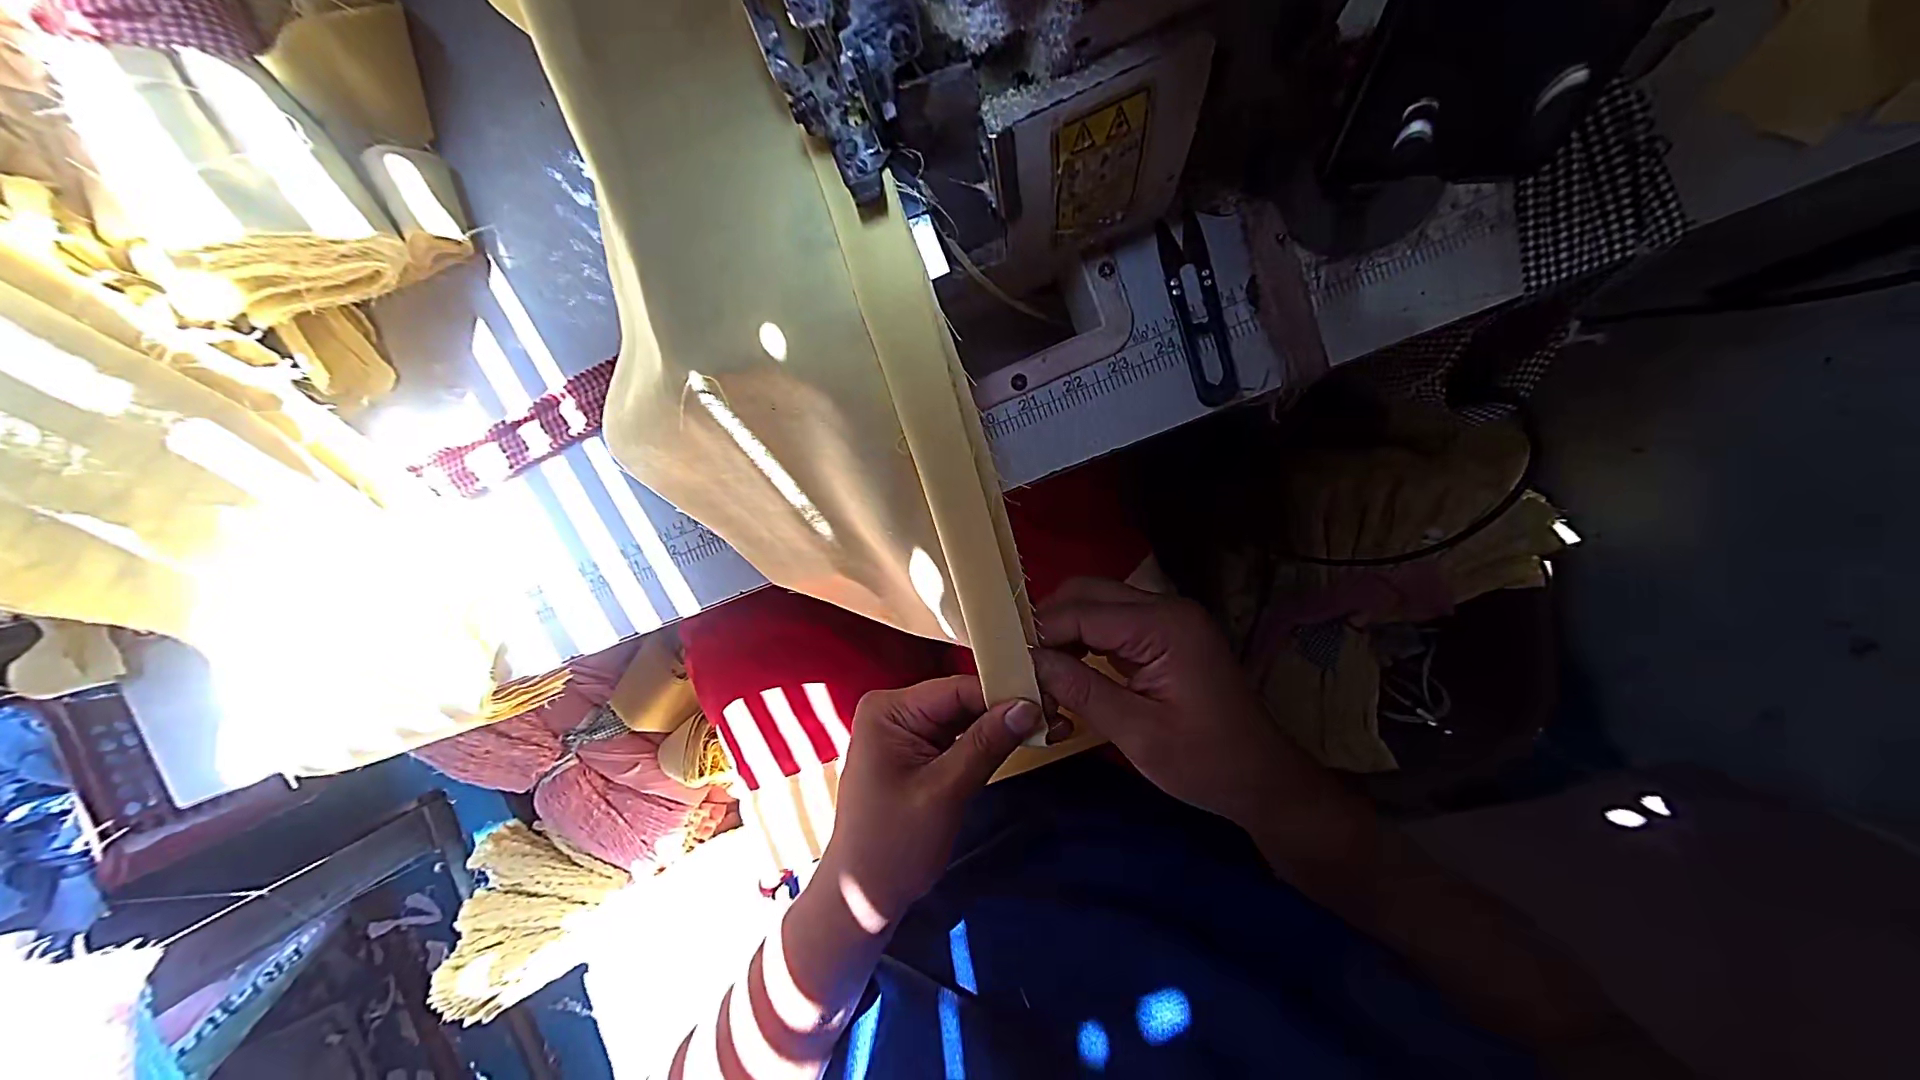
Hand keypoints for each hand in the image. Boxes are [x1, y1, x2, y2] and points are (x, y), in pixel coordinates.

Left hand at [823, 676, 1041, 924]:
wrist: (863, 899)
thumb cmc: (892, 847)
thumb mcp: (944, 793)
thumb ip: (986, 745)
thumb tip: (1028, 706)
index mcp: (888, 710)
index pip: (956, 690)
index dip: (1003, 693)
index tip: (1048, 701)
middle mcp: (895, 712)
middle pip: (962, 700)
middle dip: (1007, 709)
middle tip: (1056, 715)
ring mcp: (906, 732)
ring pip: (966, 718)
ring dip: (1002, 725)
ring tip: (1050, 726)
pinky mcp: (918, 752)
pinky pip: (960, 737)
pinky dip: (989, 742)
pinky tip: (1022, 740)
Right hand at [1031, 577, 1320, 827]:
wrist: (1264, 779)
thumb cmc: (1207, 763)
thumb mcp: (1138, 733)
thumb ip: (1080, 690)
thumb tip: (1030, 661)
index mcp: (1164, 626)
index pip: (1082, 612)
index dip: (1040, 633)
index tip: (1006, 660)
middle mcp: (1166, 609)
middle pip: (1087, 593)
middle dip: (1048, 624)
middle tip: (1020, 663)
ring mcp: (1168, 619)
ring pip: (1096, 603)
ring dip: (1063, 629)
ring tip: (1039, 669)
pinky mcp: (1164, 635)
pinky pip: (1111, 622)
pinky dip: (1083, 639)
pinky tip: (1066, 668)